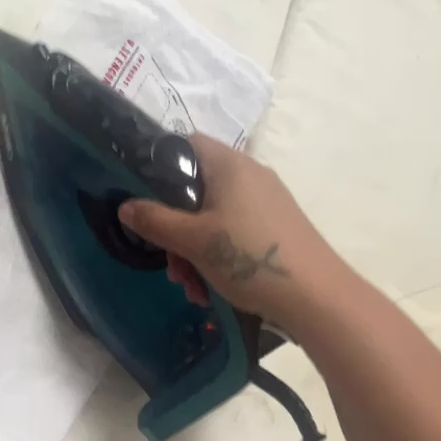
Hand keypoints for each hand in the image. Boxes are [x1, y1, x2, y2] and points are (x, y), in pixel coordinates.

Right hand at [119, 135, 340, 327]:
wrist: (315, 296)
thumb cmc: (249, 259)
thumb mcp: (193, 241)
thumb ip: (154, 221)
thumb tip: (125, 206)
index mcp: (229, 165)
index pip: (185, 144)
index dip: (158, 166)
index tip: (142, 200)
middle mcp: (248, 175)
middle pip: (194, 190)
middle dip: (174, 230)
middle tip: (171, 265)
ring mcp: (264, 202)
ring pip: (210, 219)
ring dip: (192, 253)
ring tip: (192, 287)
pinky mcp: (273, 228)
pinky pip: (231, 235)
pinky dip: (215, 259)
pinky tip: (210, 290)